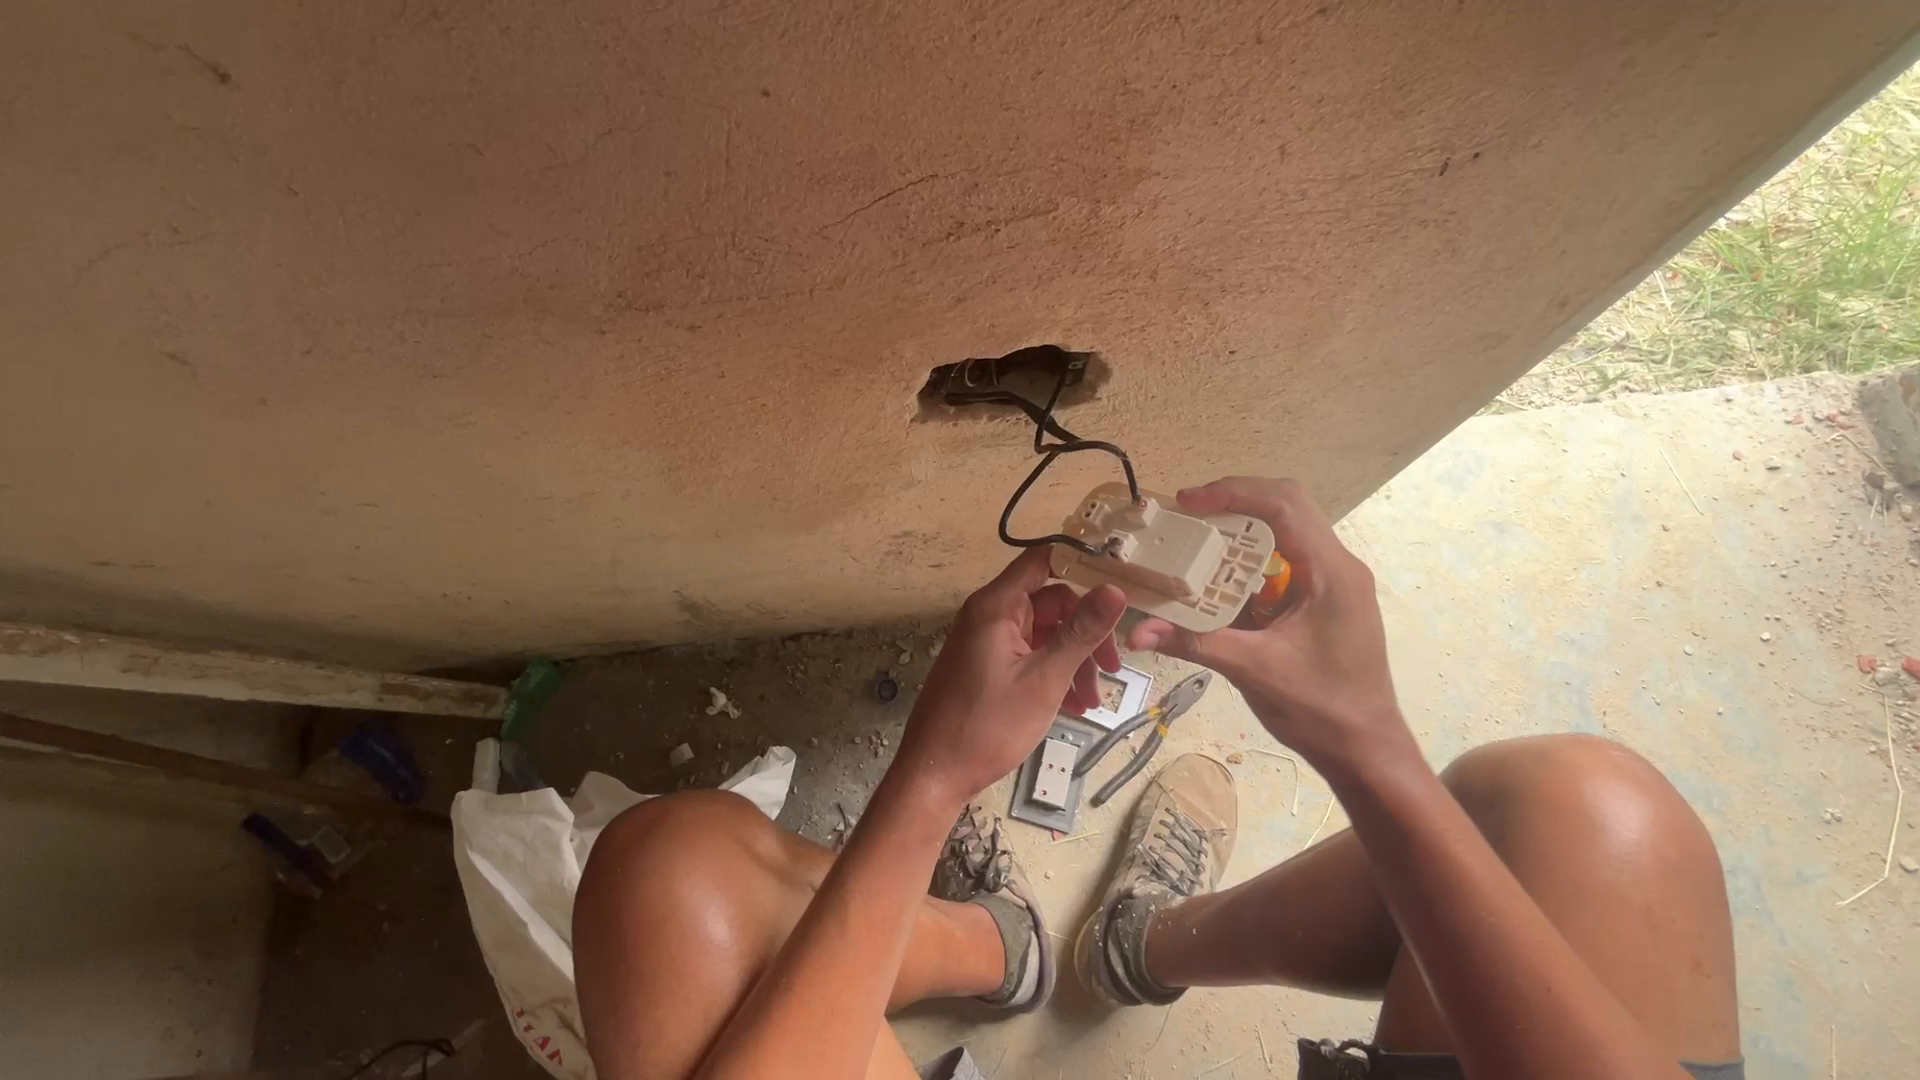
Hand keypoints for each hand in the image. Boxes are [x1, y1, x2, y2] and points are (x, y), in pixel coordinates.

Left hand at [893, 547, 1125, 808]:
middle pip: (1052, 603)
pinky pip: (1028, 656)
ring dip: (1073, 662)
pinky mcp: (986, 666)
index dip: (1083, 565)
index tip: (1120, 584)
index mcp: (997, 605)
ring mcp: (986, 641)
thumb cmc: (988, 724)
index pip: (1044, 560)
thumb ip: (1081, 632)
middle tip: (1112, 669)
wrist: (936, 773)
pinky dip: (1053, 674)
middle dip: (1085, 634)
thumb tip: (1115, 590)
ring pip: (1044, 635)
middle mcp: (989, 614)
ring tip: (1091, 701)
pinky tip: (1072, 705)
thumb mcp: (1045, 678)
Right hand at [1128, 477, 1409, 773]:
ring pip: (1284, 532)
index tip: (1187, 502)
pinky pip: (1282, 562)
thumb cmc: (1319, 708)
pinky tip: (1216, 577)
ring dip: (1239, 529)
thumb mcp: (1252, 670)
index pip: (1284, 506)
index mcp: (1331, 573)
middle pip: (1286, 507)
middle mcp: (1337, 566)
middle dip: (1233, 502)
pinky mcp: (1321, 599)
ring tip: (1194, 537)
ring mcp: (1331, 581)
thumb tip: (1135, 631)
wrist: (1364, 748)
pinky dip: (1247, 560)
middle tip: (1185, 514)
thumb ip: (1193, 643)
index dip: (1233, 493)